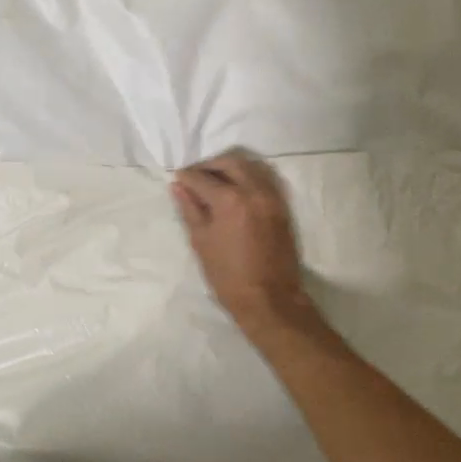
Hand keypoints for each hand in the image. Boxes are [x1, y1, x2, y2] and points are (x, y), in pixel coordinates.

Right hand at [171, 151, 322, 338]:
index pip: (202, 178)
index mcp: (230, 200)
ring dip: (230, 168)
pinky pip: (264, 178)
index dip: (187, 177)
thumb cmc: (228, 276)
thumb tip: (178, 186)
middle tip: (196, 177)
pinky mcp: (282, 206)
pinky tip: (237, 189)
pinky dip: (249, 176)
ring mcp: (272, 197)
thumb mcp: (202, 242)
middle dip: (210, 165)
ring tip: (216, 181)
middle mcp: (253, 191)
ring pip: (250, 167)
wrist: (269, 299)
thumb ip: (190, 209)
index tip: (178, 179)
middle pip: (230, 163)